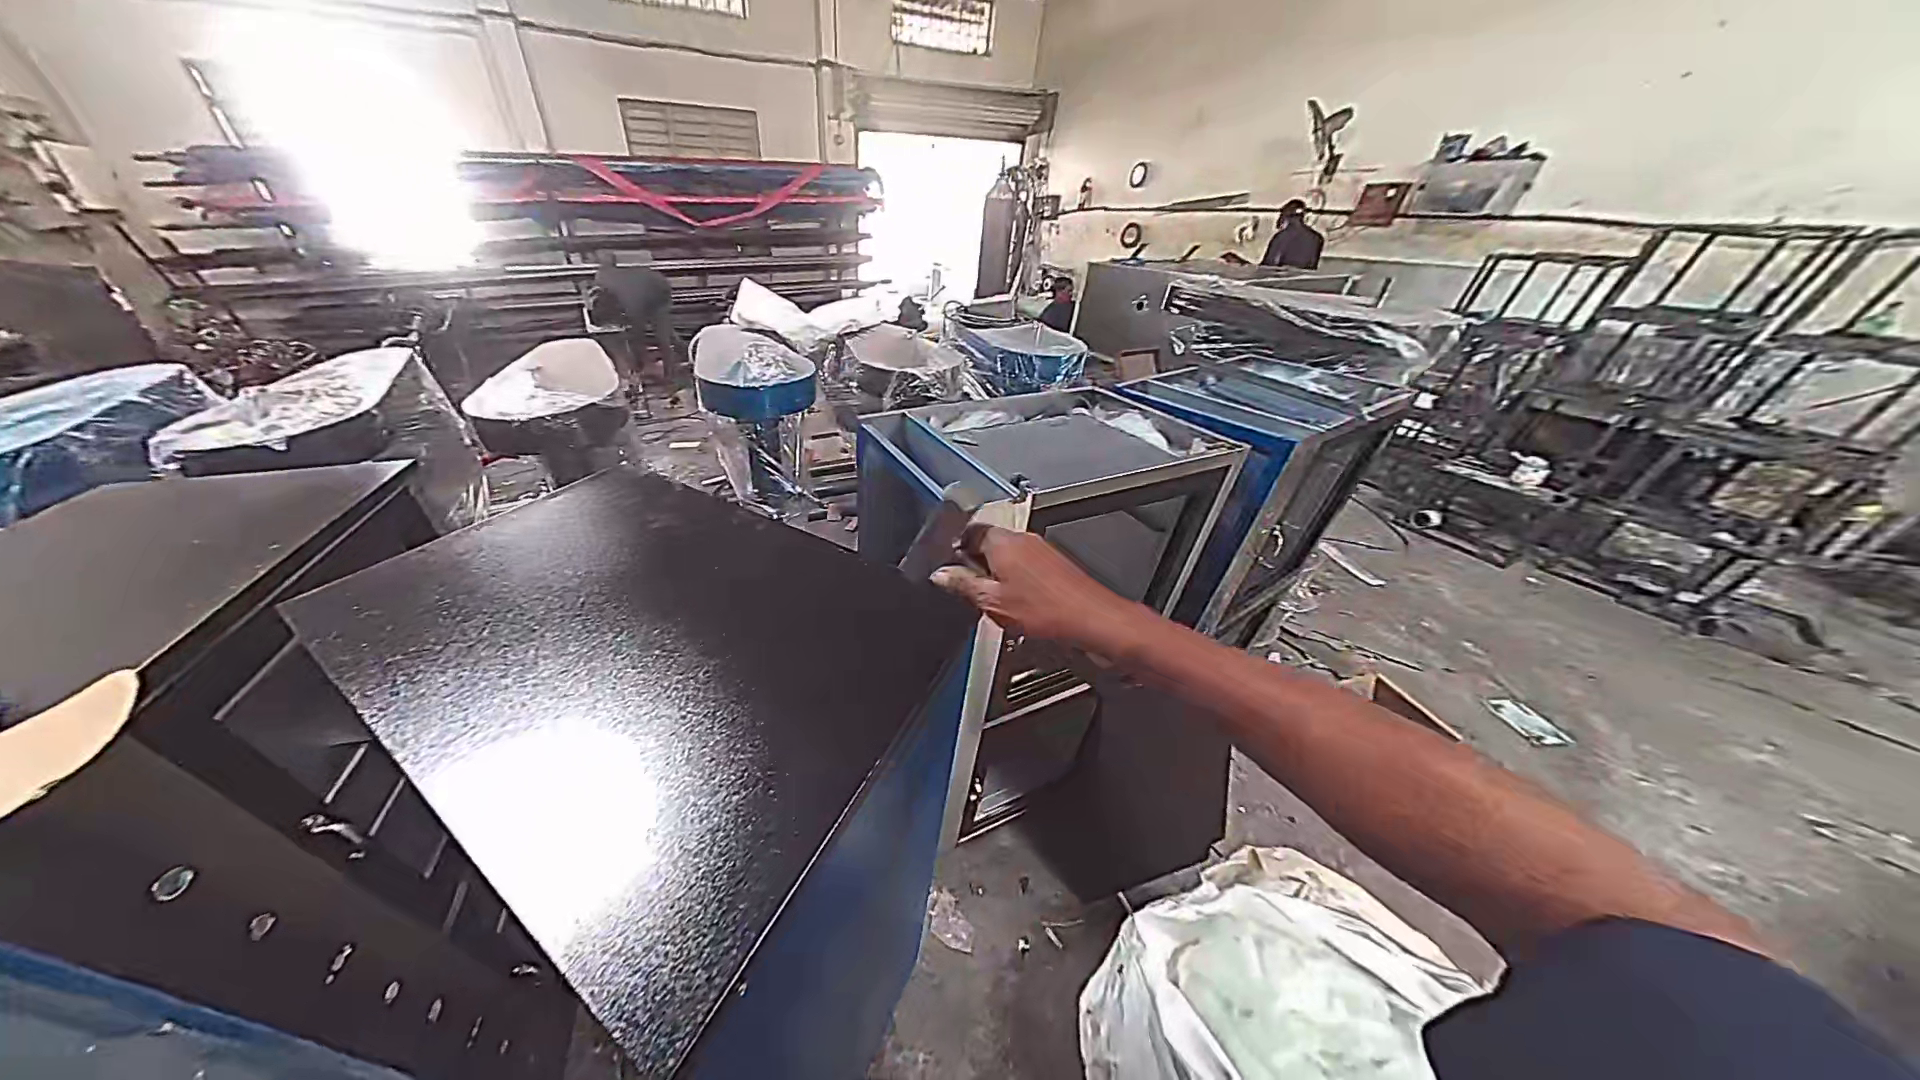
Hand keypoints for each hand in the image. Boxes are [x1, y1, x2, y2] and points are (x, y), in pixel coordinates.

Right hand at [929, 525, 1148, 654]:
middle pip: (987, 543)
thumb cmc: (1048, 610)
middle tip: (973, 592)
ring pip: (1006, 556)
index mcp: (1002, 541)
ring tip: (998, 603)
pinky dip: (1017, 582)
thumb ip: (962, 584)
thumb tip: (941, 575)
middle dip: (976, 565)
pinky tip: (1020, 605)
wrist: (1091, 619)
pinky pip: (1025, 566)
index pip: (967, 531)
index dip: (954, 550)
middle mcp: (1022, 538)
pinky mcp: (1053, 564)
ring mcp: (1040, 549)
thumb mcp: (992, 602)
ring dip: (997, 575)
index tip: (949, 569)